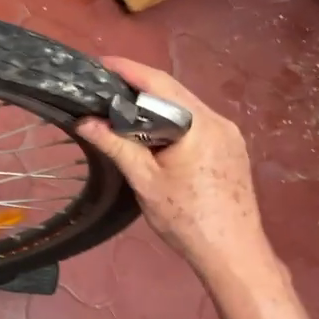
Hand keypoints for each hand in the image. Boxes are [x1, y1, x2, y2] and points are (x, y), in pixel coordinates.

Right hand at [76, 56, 270, 268]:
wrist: (234, 254)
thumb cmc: (187, 218)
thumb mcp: (145, 181)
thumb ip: (116, 145)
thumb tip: (85, 122)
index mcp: (199, 124)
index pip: (159, 83)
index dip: (128, 69)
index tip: (100, 64)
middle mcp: (219, 121)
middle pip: (174, 92)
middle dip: (139, 85)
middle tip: (103, 85)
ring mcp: (229, 134)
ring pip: (185, 107)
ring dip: (154, 105)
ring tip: (120, 107)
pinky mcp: (231, 148)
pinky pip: (196, 122)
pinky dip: (170, 120)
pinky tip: (150, 131)